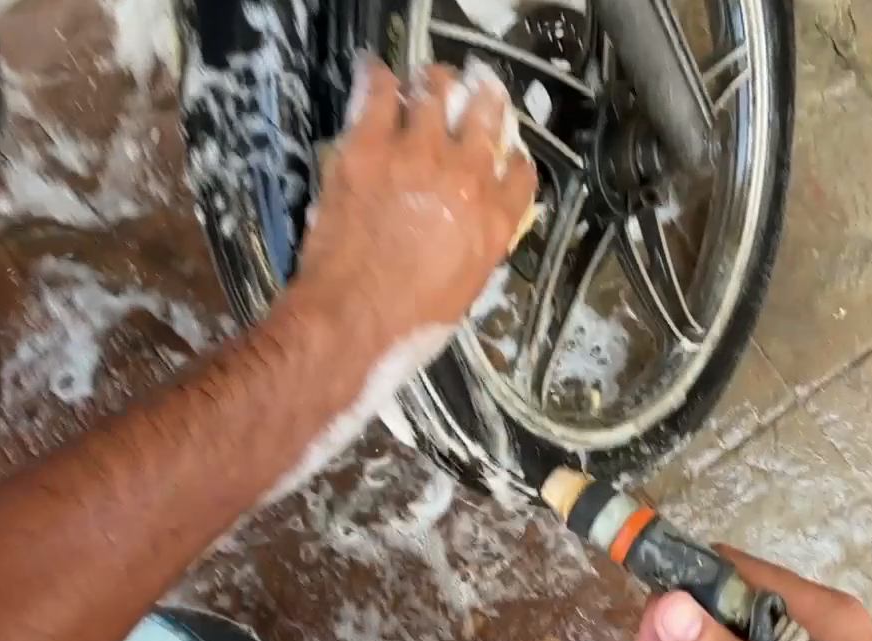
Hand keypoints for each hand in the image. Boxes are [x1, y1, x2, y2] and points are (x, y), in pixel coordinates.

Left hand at [285, 55, 539, 356]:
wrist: (351, 322)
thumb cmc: (408, 326)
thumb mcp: (464, 294)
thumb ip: (477, 248)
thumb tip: (470, 227)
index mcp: (493, 223)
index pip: (521, 171)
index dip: (510, 159)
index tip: (498, 156)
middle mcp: (465, 179)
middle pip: (487, 113)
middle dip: (481, 102)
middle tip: (468, 100)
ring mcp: (417, 156)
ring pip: (435, 89)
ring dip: (432, 86)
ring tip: (423, 90)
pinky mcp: (369, 146)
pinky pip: (379, 91)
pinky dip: (380, 82)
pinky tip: (380, 84)